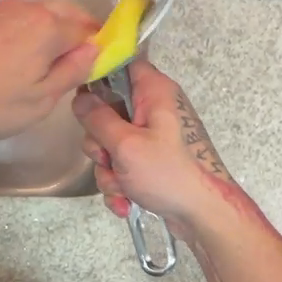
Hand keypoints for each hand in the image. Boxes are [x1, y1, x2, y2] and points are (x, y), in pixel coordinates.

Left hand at [0, 0, 99, 142]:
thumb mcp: (41, 100)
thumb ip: (73, 71)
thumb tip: (95, 51)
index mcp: (50, 27)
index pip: (88, 31)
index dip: (97, 48)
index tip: (96, 65)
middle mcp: (30, 7)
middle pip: (68, 13)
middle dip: (79, 32)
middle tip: (77, 61)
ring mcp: (5, 8)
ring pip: (43, 11)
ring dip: (55, 28)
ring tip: (51, 58)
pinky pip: (21, 15)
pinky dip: (31, 28)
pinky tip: (25, 51)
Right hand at [72, 60, 245, 237]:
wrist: (202, 214)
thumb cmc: (168, 173)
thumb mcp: (126, 145)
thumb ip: (97, 119)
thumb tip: (79, 99)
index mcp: (154, 93)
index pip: (122, 67)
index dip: (99, 81)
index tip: (84, 105)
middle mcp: (153, 111)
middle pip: (108, 114)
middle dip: (100, 144)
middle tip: (109, 158)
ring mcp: (152, 140)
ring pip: (110, 147)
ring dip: (109, 172)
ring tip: (124, 188)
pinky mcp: (150, 165)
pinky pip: (121, 170)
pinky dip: (120, 188)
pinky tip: (126, 203)